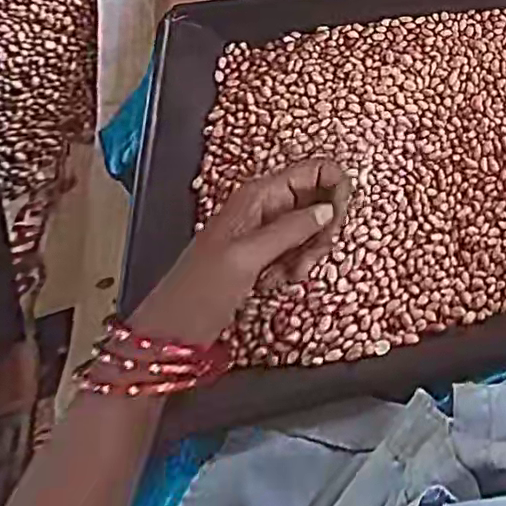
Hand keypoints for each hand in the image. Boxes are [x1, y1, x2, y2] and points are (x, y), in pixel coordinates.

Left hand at [128, 158, 351, 344]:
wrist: (168, 335)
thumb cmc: (200, 292)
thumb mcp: (247, 258)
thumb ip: (291, 229)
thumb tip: (330, 209)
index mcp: (259, 194)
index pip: (315, 170)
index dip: (335, 189)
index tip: (336, 221)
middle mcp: (266, 204)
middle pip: (320, 198)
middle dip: (324, 227)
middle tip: (310, 258)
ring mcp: (266, 228)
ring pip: (314, 225)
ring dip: (312, 250)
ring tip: (291, 274)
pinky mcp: (267, 252)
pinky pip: (301, 247)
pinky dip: (300, 263)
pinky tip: (283, 280)